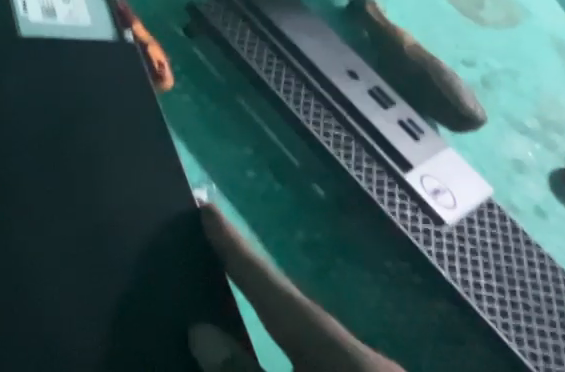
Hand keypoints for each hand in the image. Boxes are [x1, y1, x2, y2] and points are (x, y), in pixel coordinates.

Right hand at [189, 203, 403, 371]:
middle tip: (214, 245)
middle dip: (255, 279)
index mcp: (340, 354)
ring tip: (241, 297)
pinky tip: (284, 352)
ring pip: (317, 340)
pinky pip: (330, 361)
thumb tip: (200, 331)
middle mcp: (365, 359)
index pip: (273, 289)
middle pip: (297, 311)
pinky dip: (298, 349)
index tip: (205, 207)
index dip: (236, 249)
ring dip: (278, 319)